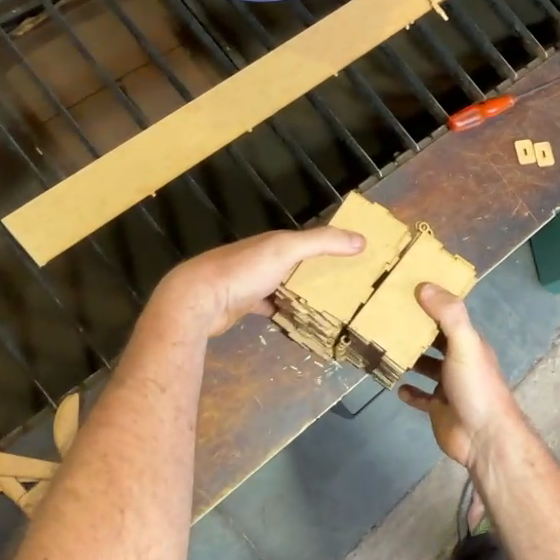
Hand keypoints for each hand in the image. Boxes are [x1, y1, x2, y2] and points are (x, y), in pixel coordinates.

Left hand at [144, 228, 364, 337]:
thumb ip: (323, 242)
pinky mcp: (241, 304)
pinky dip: (282, 310)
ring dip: (299, 291)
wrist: (197, 300)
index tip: (353, 255)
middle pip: (295, 262)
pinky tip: (295, 319)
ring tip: (326, 302)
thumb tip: (362, 240)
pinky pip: (269, 305)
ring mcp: (250, 282)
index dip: (329, 244)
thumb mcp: (286, 250)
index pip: (307, 239)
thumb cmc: (243, 270)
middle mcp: (262, 258)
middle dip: (316, 269)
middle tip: (344, 283)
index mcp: (273, 242)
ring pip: (282, 284)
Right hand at [397, 284, 520, 466]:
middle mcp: (460, 361)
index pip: (449, 317)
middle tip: (386, 319)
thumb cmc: (475, 385)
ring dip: (410, 359)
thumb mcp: (465, 342)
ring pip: (427, 367)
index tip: (405, 291)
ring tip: (385, 349)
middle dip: (416, 331)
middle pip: (436, 341)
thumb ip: (448, 314)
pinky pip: (421, 397)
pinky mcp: (439, 409)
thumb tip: (423, 286)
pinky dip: (411, 391)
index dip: (431, 304)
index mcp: (469, 343)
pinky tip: (397, 386)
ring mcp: (449, 387)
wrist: (483, 436)